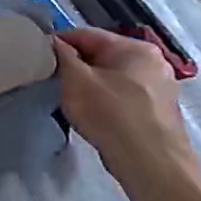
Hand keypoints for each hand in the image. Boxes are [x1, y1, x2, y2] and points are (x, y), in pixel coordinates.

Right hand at [52, 28, 197, 182]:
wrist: (152, 165)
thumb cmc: (112, 116)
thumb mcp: (76, 81)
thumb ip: (62, 56)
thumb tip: (54, 43)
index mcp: (135, 47)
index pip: (88, 35)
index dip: (59, 42)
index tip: (39, 55)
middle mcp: (154, 62)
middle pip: (103, 56)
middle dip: (77, 66)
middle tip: (53, 80)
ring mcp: (161, 88)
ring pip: (114, 78)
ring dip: (92, 85)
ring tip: (72, 101)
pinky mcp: (161, 113)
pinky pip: (125, 98)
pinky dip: (107, 102)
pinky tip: (96, 117)